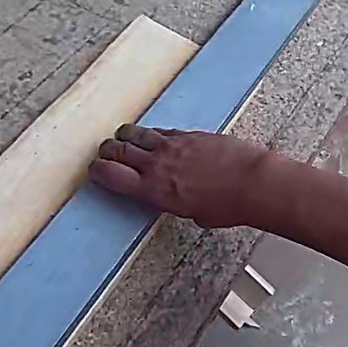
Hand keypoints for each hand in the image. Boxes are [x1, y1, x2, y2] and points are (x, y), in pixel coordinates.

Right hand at [88, 125, 281, 228]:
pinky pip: (163, 132)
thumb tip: (183, 200)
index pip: (111, 176)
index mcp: (153, 190)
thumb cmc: (229, 206)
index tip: (95, 170)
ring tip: (123, 138)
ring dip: (126, 136)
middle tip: (106, 153)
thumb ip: (179, 203)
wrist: (252, 182)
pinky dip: (155, 134)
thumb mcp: (195, 214)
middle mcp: (157, 165)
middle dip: (108, 151)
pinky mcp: (190, 135)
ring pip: (137, 133)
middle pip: (118, 150)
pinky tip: (156, 137)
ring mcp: (173, 146)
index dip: (98, 171)